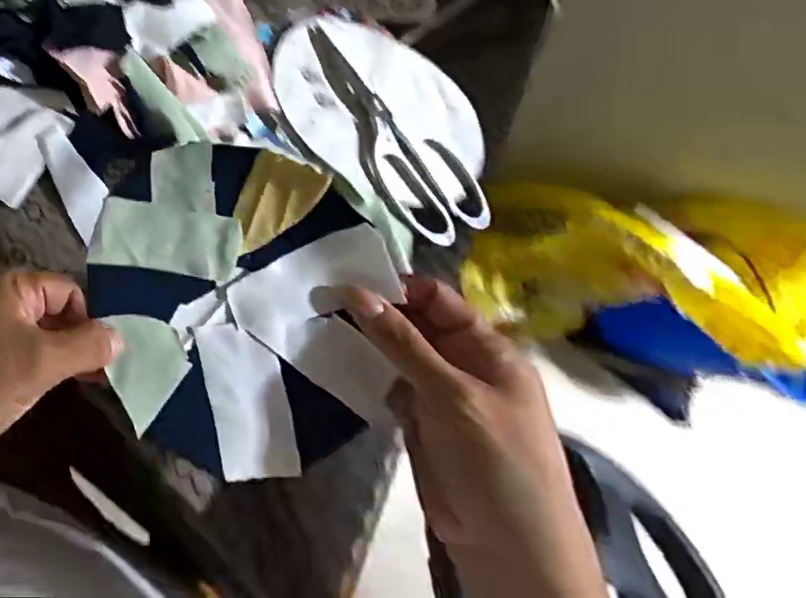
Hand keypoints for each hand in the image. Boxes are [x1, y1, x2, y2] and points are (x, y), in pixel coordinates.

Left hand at [0, 269, 120, 479]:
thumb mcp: (42, 363)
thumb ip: (85, 345)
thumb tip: (120, 335)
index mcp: (7, 282)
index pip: (67, 289)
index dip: (90, 320)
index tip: (112, 358)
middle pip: (55, 306)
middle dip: (82, 336)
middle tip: (110, 375)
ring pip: (43, 329)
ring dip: (67, 352)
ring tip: (95, 383)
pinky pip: (26, 345)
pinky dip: (48, 361)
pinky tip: (65, 384)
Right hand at [343, 276, 604, 597]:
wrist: (509, 544)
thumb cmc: (497, 461)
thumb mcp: (452, 396)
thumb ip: (402, 342)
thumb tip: (355, 291)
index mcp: (489, 351)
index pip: (437, 299)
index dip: (394, 285)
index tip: (343, 278)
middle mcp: (464, 362)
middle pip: (411, 320)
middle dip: (369, 307)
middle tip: (317, 295)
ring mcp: (439, 389)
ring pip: (392, 347)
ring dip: (359, 334)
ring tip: (314, 317)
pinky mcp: (416, 412)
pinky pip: (383, 375)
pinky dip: (359, 364)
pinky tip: (329, 353)